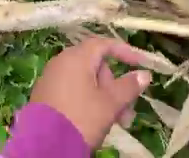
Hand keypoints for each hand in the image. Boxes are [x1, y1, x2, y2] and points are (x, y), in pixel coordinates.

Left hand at [28, 39, 156, 146]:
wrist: (43, 145)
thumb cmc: (81, 118)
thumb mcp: (109, 104)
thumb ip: (128, 87)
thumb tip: (145, 74)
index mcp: (77, 57)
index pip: (103, 44)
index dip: (123, 52)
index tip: (139, 64)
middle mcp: (62, 61)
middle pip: (94, 64)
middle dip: (113, 86)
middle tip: (125, 111)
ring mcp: (51, 77)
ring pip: (84, 80)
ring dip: (102, 97)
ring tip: (113, 121)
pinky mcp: (44, 94)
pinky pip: (71, 89)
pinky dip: (85, 100)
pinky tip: (92, 121)